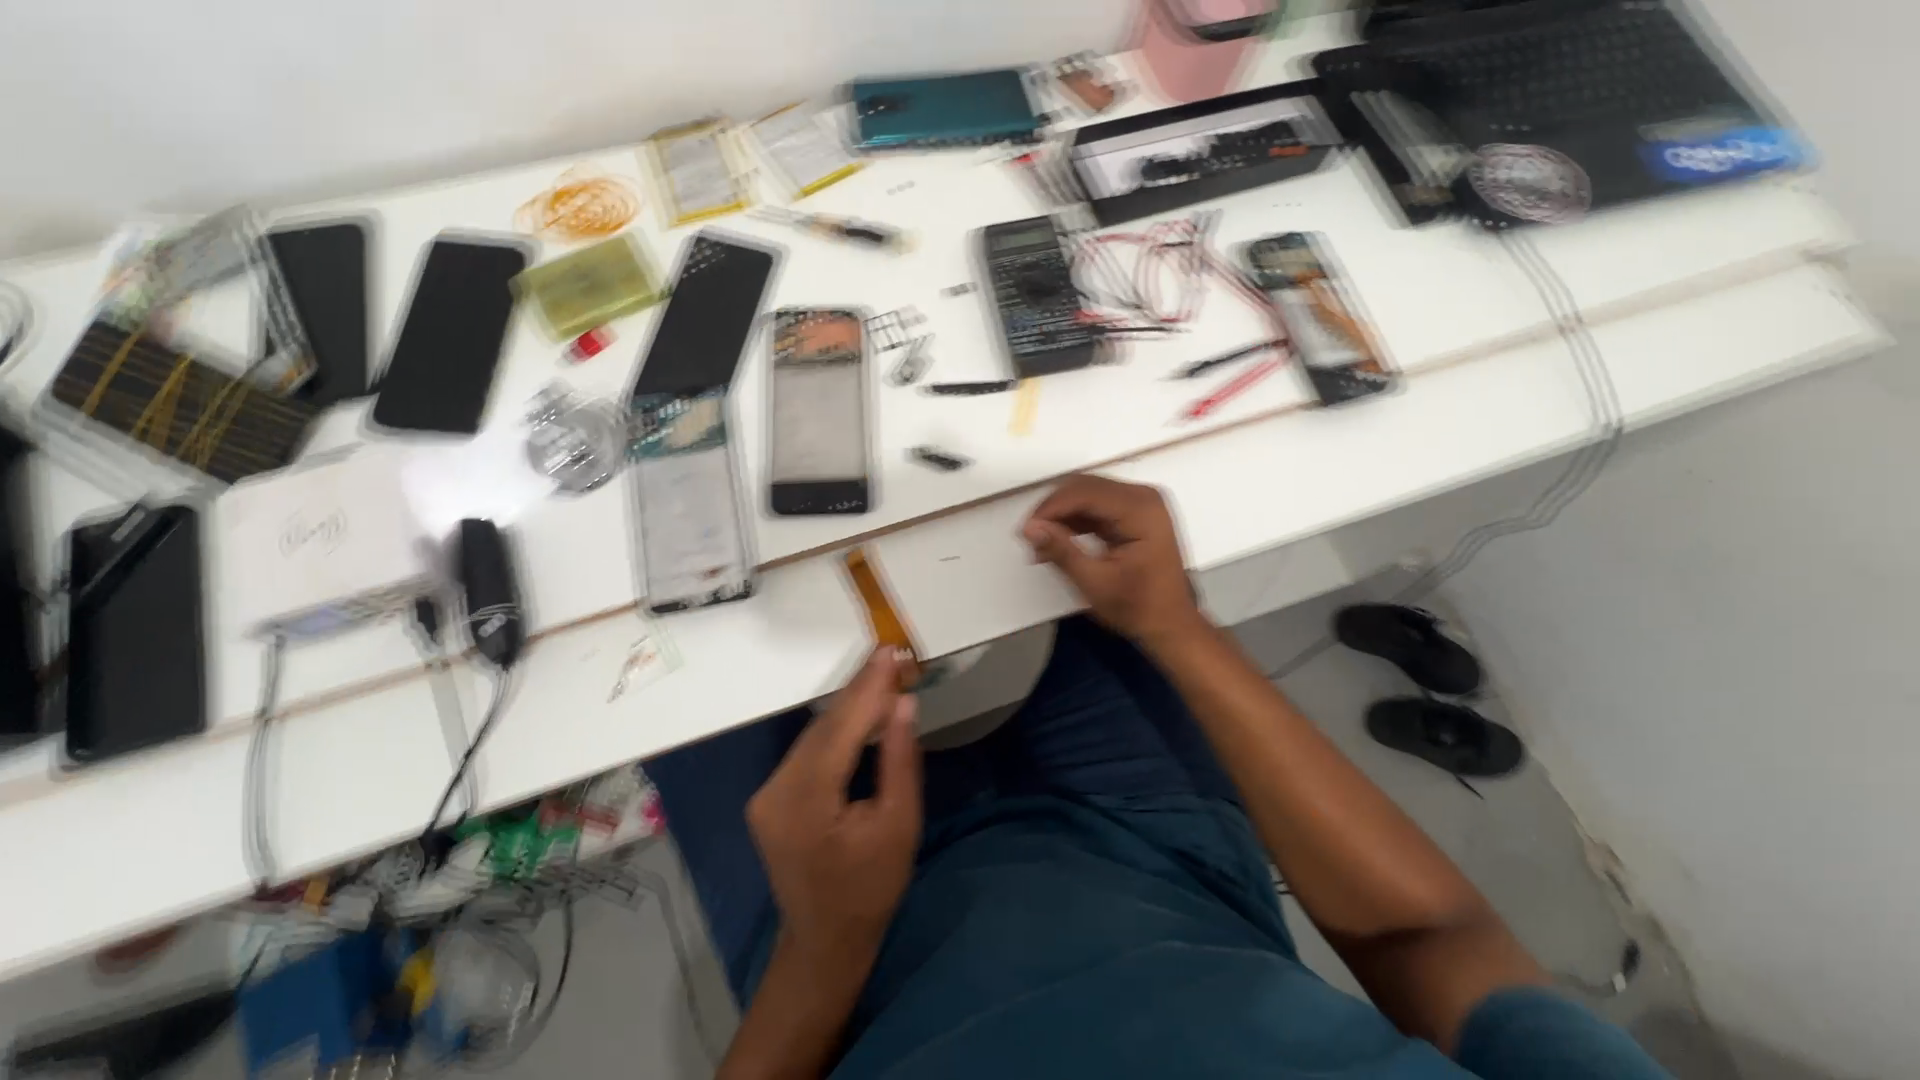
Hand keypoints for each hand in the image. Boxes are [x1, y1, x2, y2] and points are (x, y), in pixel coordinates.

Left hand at [747, 648, 922, 955]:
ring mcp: (766, 795)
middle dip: (859, 691)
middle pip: (823, 728)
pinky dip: (834, 731)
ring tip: (881, 676)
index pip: (840, 729)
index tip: (890, 652)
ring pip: (812, 737)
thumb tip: (902, 703)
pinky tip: (858, 714)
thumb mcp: (900, 825)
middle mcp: (775, 791)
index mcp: (806, 801)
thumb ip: (900, 761)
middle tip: (890, 656)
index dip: (867, 688)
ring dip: (847, 709)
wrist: (826, 939)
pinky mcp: (769, 799)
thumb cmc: (872, 888)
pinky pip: (806, 753)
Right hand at [1022, 474, 1207, 647]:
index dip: (1050, 508)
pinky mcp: (1136, 513)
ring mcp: (1142, 503)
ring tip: (1042, 543)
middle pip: (1085, 487)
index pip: (1085, 493)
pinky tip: (1060, 541)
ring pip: (1088, 494)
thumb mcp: (1095, 583)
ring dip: (1062, 515)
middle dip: (1054, 510)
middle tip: (1032, 537)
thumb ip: (1061, 551)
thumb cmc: (1140, 608)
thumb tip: (1030, 528)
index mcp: (1141, 510)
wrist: (1172, 624)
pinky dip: (1076, 520)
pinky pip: (1098, 505)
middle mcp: (1144, 497)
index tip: (1026, 531)